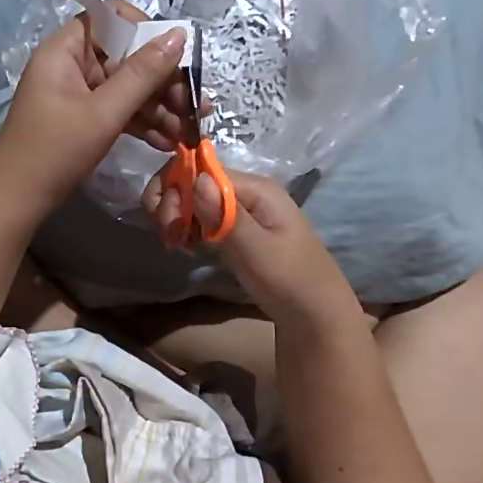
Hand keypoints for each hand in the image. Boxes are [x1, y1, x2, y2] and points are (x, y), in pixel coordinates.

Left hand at [0, 0, 191, 216]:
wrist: (16, 201)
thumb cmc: (55, 151)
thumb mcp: (103, 113)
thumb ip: (143, 74)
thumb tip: (180, 34)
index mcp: (65, 50)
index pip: (110, 18)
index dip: (145, 31)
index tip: (174, 58)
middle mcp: (70, 64)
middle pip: (125, 56)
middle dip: (162, 81)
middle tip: (194, 106)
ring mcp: (75, 93)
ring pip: (126, 87)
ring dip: (158, 107)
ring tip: (188, 132)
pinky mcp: (81, 119)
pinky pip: (117, 110)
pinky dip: (141, 123)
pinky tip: (168, 142)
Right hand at [143, 168, 356, 327]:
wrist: (313, 313)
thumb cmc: (288, 279)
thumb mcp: (256, 249)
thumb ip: (225, 214)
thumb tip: (197, 178)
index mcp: (254, 188)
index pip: (200, 169)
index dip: (176, 189)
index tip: (169, 223)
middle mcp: (244, 192)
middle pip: (191, 181)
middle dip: (170, 204)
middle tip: (169, 239)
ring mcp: (239, 211)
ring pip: (191, 200)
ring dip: (175, 219)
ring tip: (178, 247)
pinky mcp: (233, 229)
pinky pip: (200, 219)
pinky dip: (186, 231)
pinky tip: (188, 250)